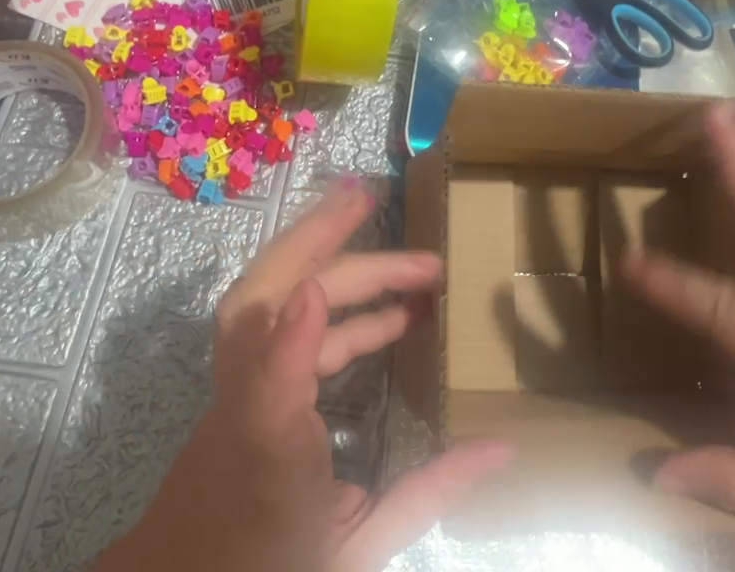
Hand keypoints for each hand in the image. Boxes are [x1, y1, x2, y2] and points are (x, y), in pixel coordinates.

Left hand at [94, 180, 511, 571]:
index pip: (266, 395)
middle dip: (313, 244)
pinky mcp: (239, 383)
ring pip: (264, 299)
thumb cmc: (273, 561)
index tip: (318, 295)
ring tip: (410, 258)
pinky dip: (333, 306)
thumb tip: (501, 446)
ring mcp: (232, 389)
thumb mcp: (358, 547)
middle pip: (261, 309)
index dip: (290, 341)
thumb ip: (427, 493)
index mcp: (269, 457)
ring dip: (327, 256)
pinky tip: (391, 318)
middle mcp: (243, 410)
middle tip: (372, 199)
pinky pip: (279, 321)